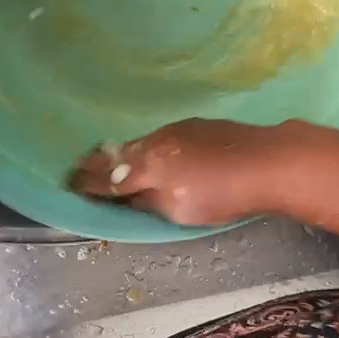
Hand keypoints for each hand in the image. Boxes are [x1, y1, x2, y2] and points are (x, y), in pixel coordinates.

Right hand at [69, 119, 291, 225]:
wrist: (268, 160)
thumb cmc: (222, 194)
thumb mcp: (179, 211)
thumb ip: (148, 203)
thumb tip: (128, 197)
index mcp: (146, 167)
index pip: (109, 177)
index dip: (88, 182)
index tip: (69, 182)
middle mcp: (155, 143)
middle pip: (119, 155)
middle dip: (97, 162)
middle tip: (79, 165)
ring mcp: (176, 130)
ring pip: (139, 143)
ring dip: (121, 152)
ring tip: (108, 157)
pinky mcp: (195, 126)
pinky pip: (158, 138)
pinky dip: (145, 147)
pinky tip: (149, 152)